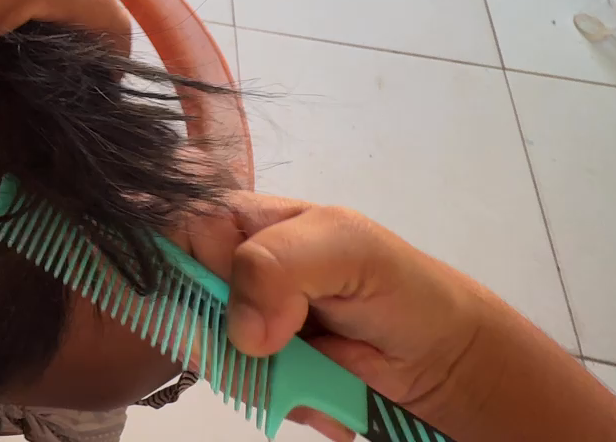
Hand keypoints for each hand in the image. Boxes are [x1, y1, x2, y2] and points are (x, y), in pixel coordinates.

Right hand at [181, 194, 488, 440]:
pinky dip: (281, 399)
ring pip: (206, 346)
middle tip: (268, 349)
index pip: (169, 226)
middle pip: (176, 292)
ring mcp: (237, 318)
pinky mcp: (257, 366)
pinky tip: (319, 394)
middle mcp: (221, 264)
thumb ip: (276, 263)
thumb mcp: (341, 245)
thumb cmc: (392, 280)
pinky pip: (242, 386)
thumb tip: (238, 332)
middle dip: (217, 329)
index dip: (173, 259)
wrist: (446, 356)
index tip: (210, 298)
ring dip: (257, 372)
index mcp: (229, 216)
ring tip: (315, 375)